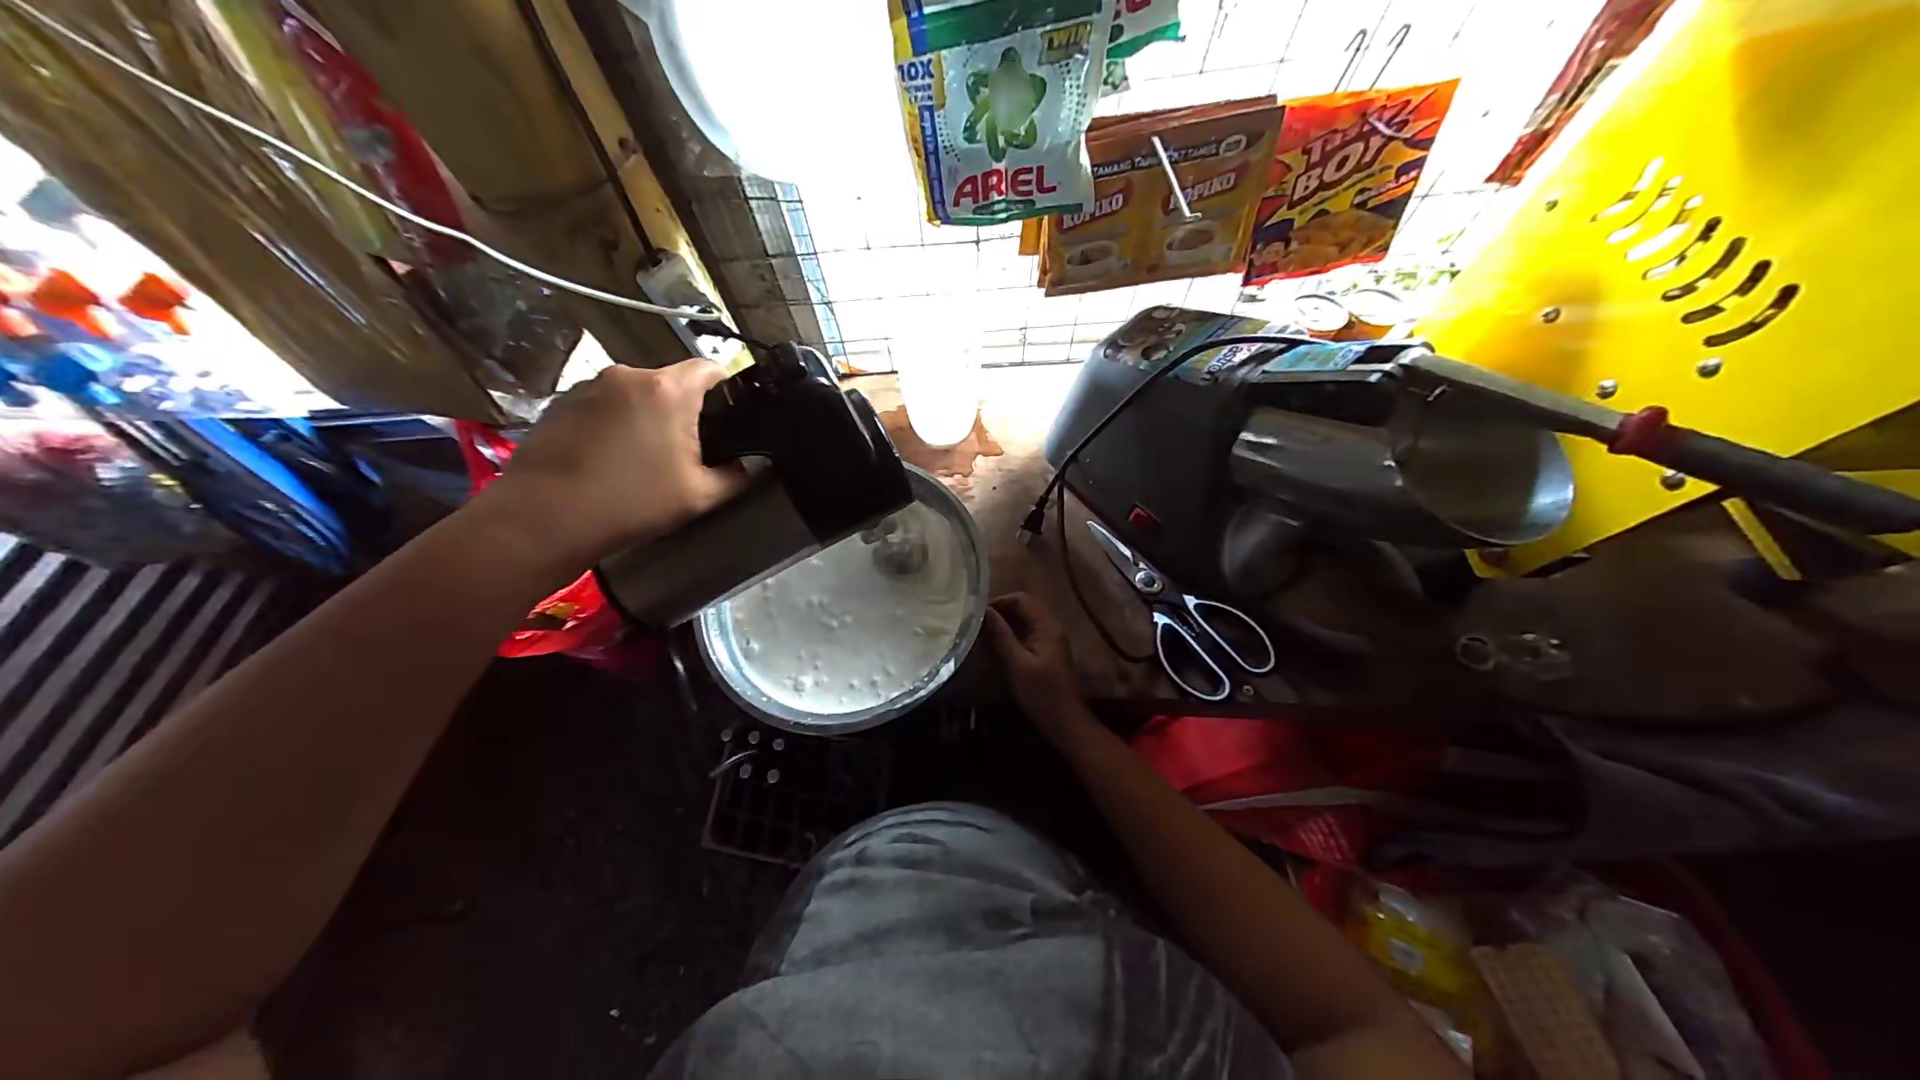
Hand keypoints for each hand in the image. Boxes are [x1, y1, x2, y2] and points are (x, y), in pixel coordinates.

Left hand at [475, 360, 746, 568]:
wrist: (544, 519)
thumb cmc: (630, 503)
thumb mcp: (699, 496)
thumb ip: (737, 475)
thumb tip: (749, 464)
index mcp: (668, 390)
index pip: (712, 367)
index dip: (728, 388)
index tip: (731, 417)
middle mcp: (629, 375)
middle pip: (673, 382)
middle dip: (685, 411)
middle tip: (688, 452)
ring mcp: (590, 386)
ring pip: (638, 394)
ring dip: (648, 417)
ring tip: (645, 459)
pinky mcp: (562, 401)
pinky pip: (606, 405)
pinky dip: (616, 423)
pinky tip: (611, 459)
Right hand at [984, 592, 1083, 723]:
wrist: (1065, 721)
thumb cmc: (1041, 694)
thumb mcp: (1017, 664)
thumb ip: (1001, 636)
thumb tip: (984, 611)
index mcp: (1047, 626)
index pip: (1022, 599)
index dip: (999, 602)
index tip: (978, 615)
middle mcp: (1051, 627)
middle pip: (1024, 607)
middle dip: (1000, 612)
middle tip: (977, 625)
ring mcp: (1050, 640)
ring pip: (1024, 621)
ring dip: (1005, 624)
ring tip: (983, 635)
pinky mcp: (1047, 652)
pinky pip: (1027, 634)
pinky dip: (1011, 635)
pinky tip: (996, 647)